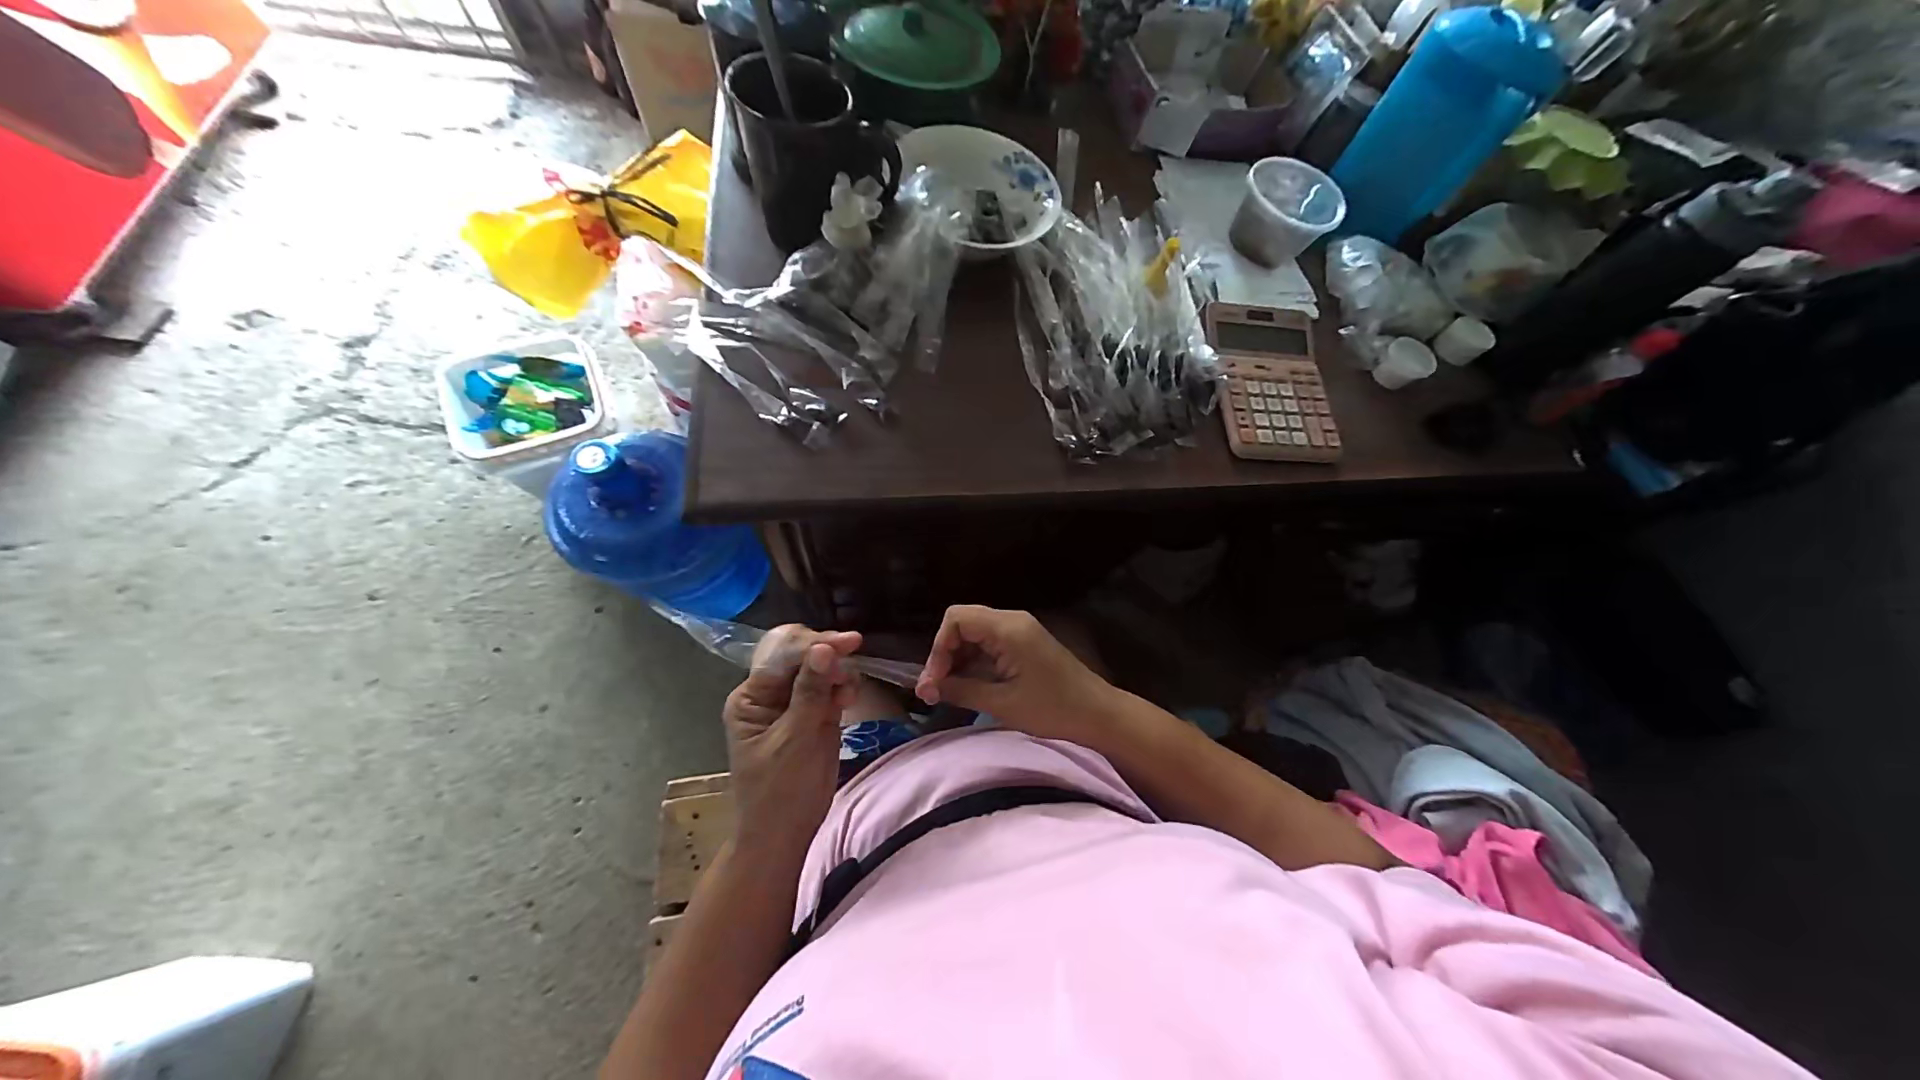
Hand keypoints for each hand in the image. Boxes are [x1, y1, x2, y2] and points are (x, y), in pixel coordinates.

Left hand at [721, 625, 862, 851]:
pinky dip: (842, 689)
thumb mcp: (795, 740)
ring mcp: (793, 705)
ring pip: (820, 671)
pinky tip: (847, 699)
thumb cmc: (780, 792)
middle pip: (801, 658)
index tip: (849, 642)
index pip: (782, 656)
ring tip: (847, 694)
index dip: (814, 645)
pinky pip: (830, 690)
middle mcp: (769, 695)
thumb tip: (823, 647)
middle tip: (854, 658)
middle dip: (828, 657)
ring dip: (838, 674)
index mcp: (750, 697)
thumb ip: (810, 692)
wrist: (785, 835)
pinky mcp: (814, 717)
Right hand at [914, 606, 1118, 743]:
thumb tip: (926, 688)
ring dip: (956, 660)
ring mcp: (1019, 630)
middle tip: (935, 690)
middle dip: (944, 655)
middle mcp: (1011, 621)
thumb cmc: (1052, 709)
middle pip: (962, 624)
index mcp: (1007, 628)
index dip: (938, 647)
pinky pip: (987, 644)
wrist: (1098, 714)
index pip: (956, 619)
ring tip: (947, 692)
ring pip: (972, 634)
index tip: (935, 681)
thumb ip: (960, 690)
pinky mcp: (1023, 643)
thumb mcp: (1001, 703)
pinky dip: (973, 662)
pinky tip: (967, 686)